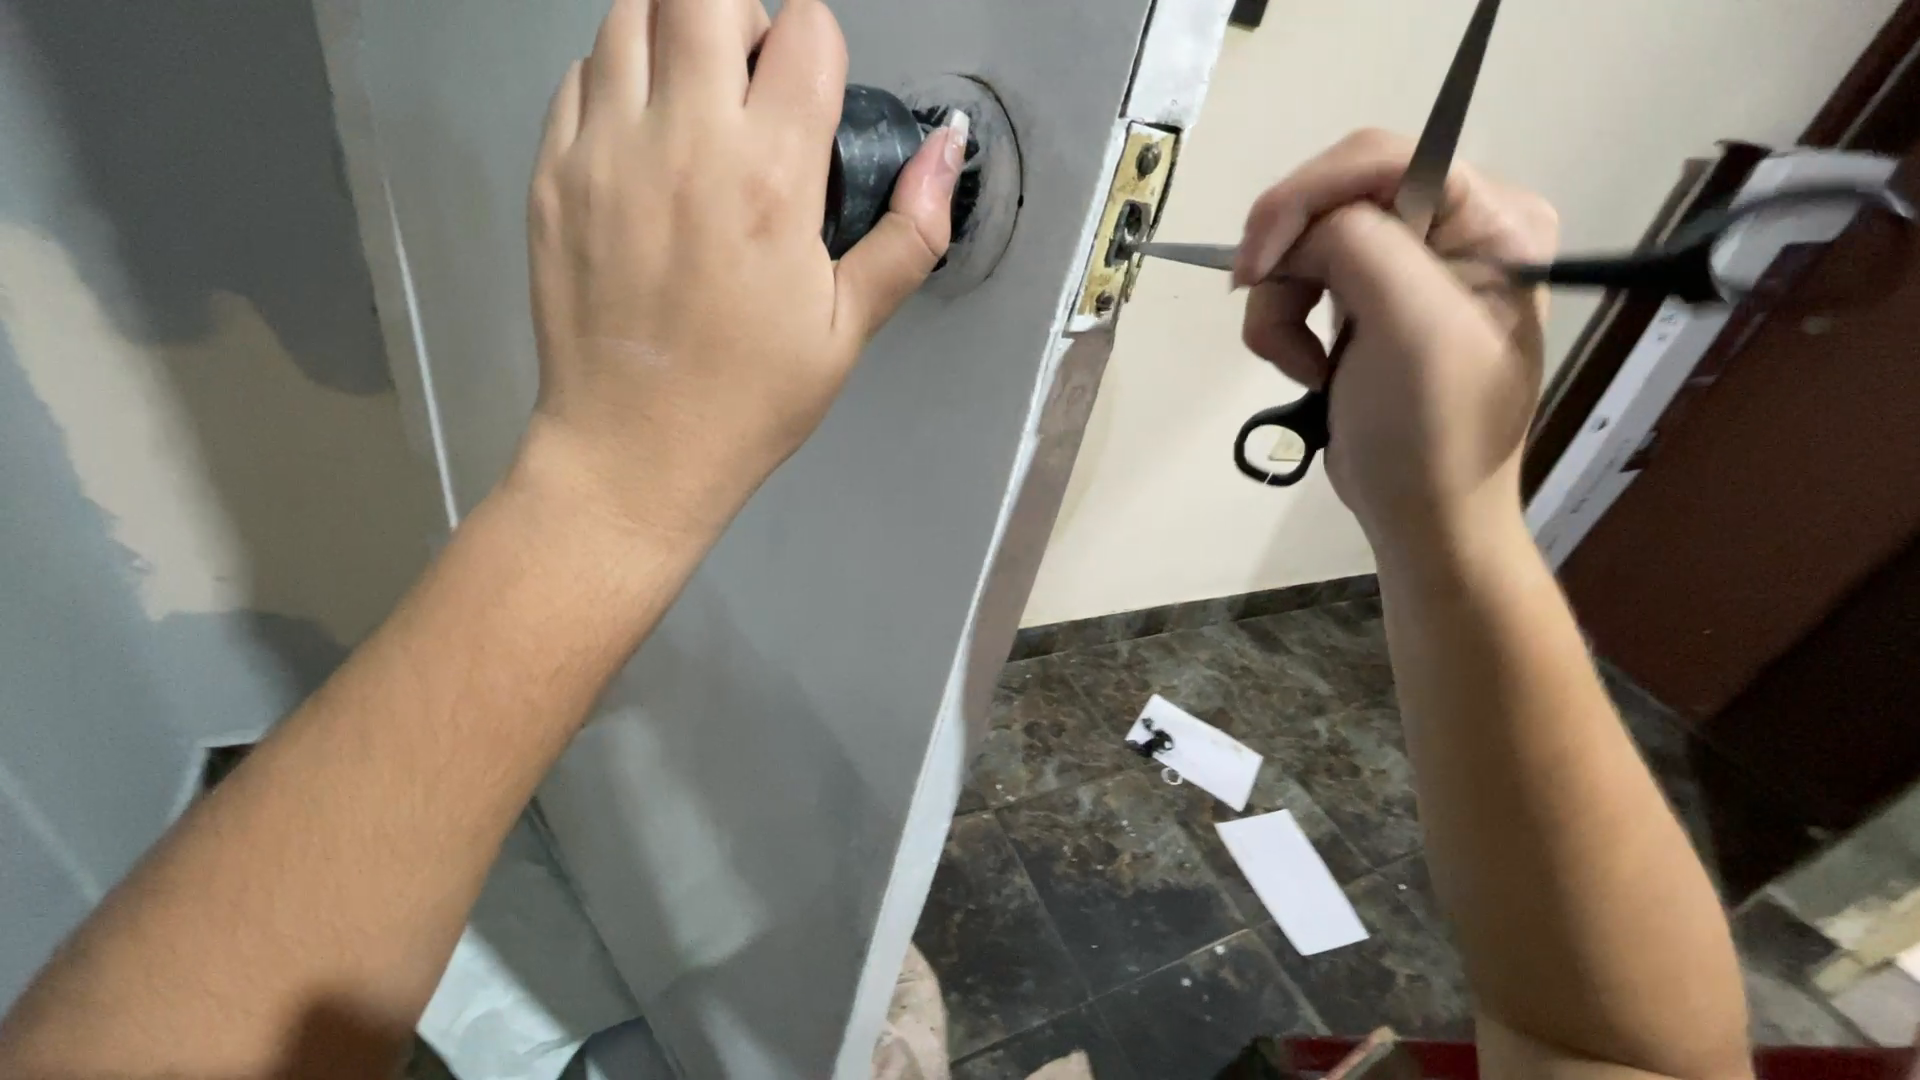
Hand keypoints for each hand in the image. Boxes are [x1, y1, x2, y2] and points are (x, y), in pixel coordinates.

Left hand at [519, 0, 964, 541]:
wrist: (635, 451)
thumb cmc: (753, 399)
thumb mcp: (850, 329)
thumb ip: (909, 234)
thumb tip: (947, 147)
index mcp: (771, 180)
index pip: (806, 31)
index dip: (821, 54)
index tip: (814, 107)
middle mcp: (683, 140)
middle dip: (743, 18)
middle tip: (753, 87)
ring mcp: (604, 150)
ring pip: (633, 12)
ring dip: (678, 35)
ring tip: (698, 108)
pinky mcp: (551, 172)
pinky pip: (582, 74)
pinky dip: (621, 79)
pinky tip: (644, 143)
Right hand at [1233, 130, 1558, 548]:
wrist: (1424, 514)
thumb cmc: (1430, 430)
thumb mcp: (1409, 326)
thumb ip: (1357, 245)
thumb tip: (1297, 238)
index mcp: (1490, 220)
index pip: (1378, 159)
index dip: (1302, 200)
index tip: (1254, 268)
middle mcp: (1451, 231)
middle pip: (1331, 202)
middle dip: (1287, 266)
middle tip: (1272, 325)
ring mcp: (1404, 272)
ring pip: (1302, 249)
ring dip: (1280, 308)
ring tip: (1301, 366)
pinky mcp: (1365, 308)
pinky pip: (1299, 287)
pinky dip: (1283, 329)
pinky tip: (1309, 371)